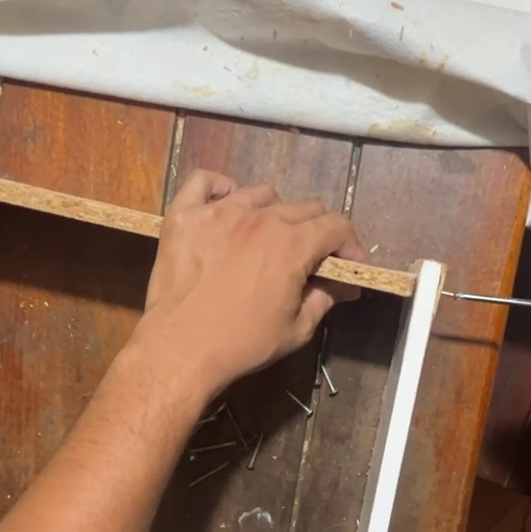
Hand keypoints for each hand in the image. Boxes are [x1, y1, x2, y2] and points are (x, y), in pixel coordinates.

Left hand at [134, 170, 363, 396]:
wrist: (181, 350)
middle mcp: (260, 218)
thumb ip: (325, 298)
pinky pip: (204, 181)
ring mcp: (219, 212)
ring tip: (266, 236)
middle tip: (310, 257)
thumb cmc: (243, 344)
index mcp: (292, 245)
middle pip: (305, 206)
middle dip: (317, 230)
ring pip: (261, 193)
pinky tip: (225, 205)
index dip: (349, 244)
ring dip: (274, 211)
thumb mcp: (297, 329)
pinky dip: (220, 188)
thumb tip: (345, 285)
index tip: (346, 263)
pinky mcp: (184, 216)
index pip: (336, 225)